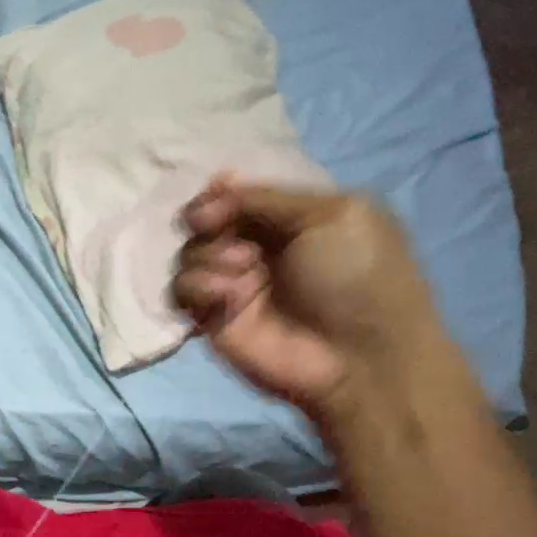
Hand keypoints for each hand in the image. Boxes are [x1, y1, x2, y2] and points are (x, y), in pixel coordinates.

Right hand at [172, 177, 444, 417]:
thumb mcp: (330, 214)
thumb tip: (215, 182)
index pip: (235, 196)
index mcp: (288, 219)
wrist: (356, 354)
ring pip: (187, 255)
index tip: (216, 199)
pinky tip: (226, 298)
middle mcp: (254, 248)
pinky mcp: (210, 319)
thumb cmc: (358, 276)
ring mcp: (230, 284)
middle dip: (211, 225)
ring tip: (243, 275)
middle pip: (203, 223)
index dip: (217, 195)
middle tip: (240, 246)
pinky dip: (197, 287)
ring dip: (209, 258)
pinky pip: (179, 292)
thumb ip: (267, 197)